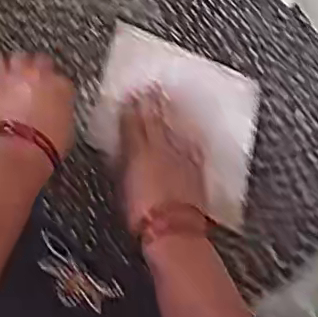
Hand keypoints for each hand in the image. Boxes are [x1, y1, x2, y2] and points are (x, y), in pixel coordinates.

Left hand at [0, 53, 76, 157]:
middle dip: (38, 67)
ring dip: (18, 64)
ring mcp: (21, 74)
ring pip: (20, 56)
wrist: (25, 148)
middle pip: (42, 59)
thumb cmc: (48, 145)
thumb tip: (57, 109)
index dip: (54, 84)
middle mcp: (43, 74)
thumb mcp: (67, 127)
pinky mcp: (1, 80)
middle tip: (33, 78)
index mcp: (63, 86)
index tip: (50, 91)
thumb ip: (63, 109)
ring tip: (14, 72)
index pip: (61, 78)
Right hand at [117, 90, 207, 232]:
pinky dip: (189, 131)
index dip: (130, 107)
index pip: (132, 122)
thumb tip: (122, 149)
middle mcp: (160, 148)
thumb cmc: (142, 214)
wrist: (173, 231)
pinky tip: (189, 124)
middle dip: (150, 101)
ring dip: (169, 109)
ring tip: (167, 96)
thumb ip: (124, 162)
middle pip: (153, 118)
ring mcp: (180, 156)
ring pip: (173, 125)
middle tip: (149, 86)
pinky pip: (191, 142)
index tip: (129, 94)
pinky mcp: (195, 167)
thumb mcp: (124, 185)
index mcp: (137, 151)